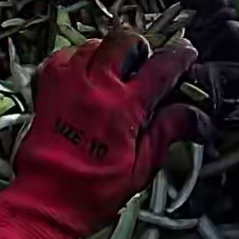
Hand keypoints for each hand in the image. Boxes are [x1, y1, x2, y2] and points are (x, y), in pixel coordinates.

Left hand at [0, 30, 207, 238]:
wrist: (45, 198)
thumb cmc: (90, 190)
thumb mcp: (141, 167)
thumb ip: (168, 132)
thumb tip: (194, 115)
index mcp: (123, 107)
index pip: (160, 68)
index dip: (179, 56)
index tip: (187, 52)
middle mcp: (95, 85)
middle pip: (126, 40)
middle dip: (141, 47)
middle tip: (145, 65)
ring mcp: (69, 80)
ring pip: (97, 43)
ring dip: (111, 53)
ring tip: (116, 74)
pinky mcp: (49, 82)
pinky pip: (69, 54)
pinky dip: (81, 59)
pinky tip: (88, 77)